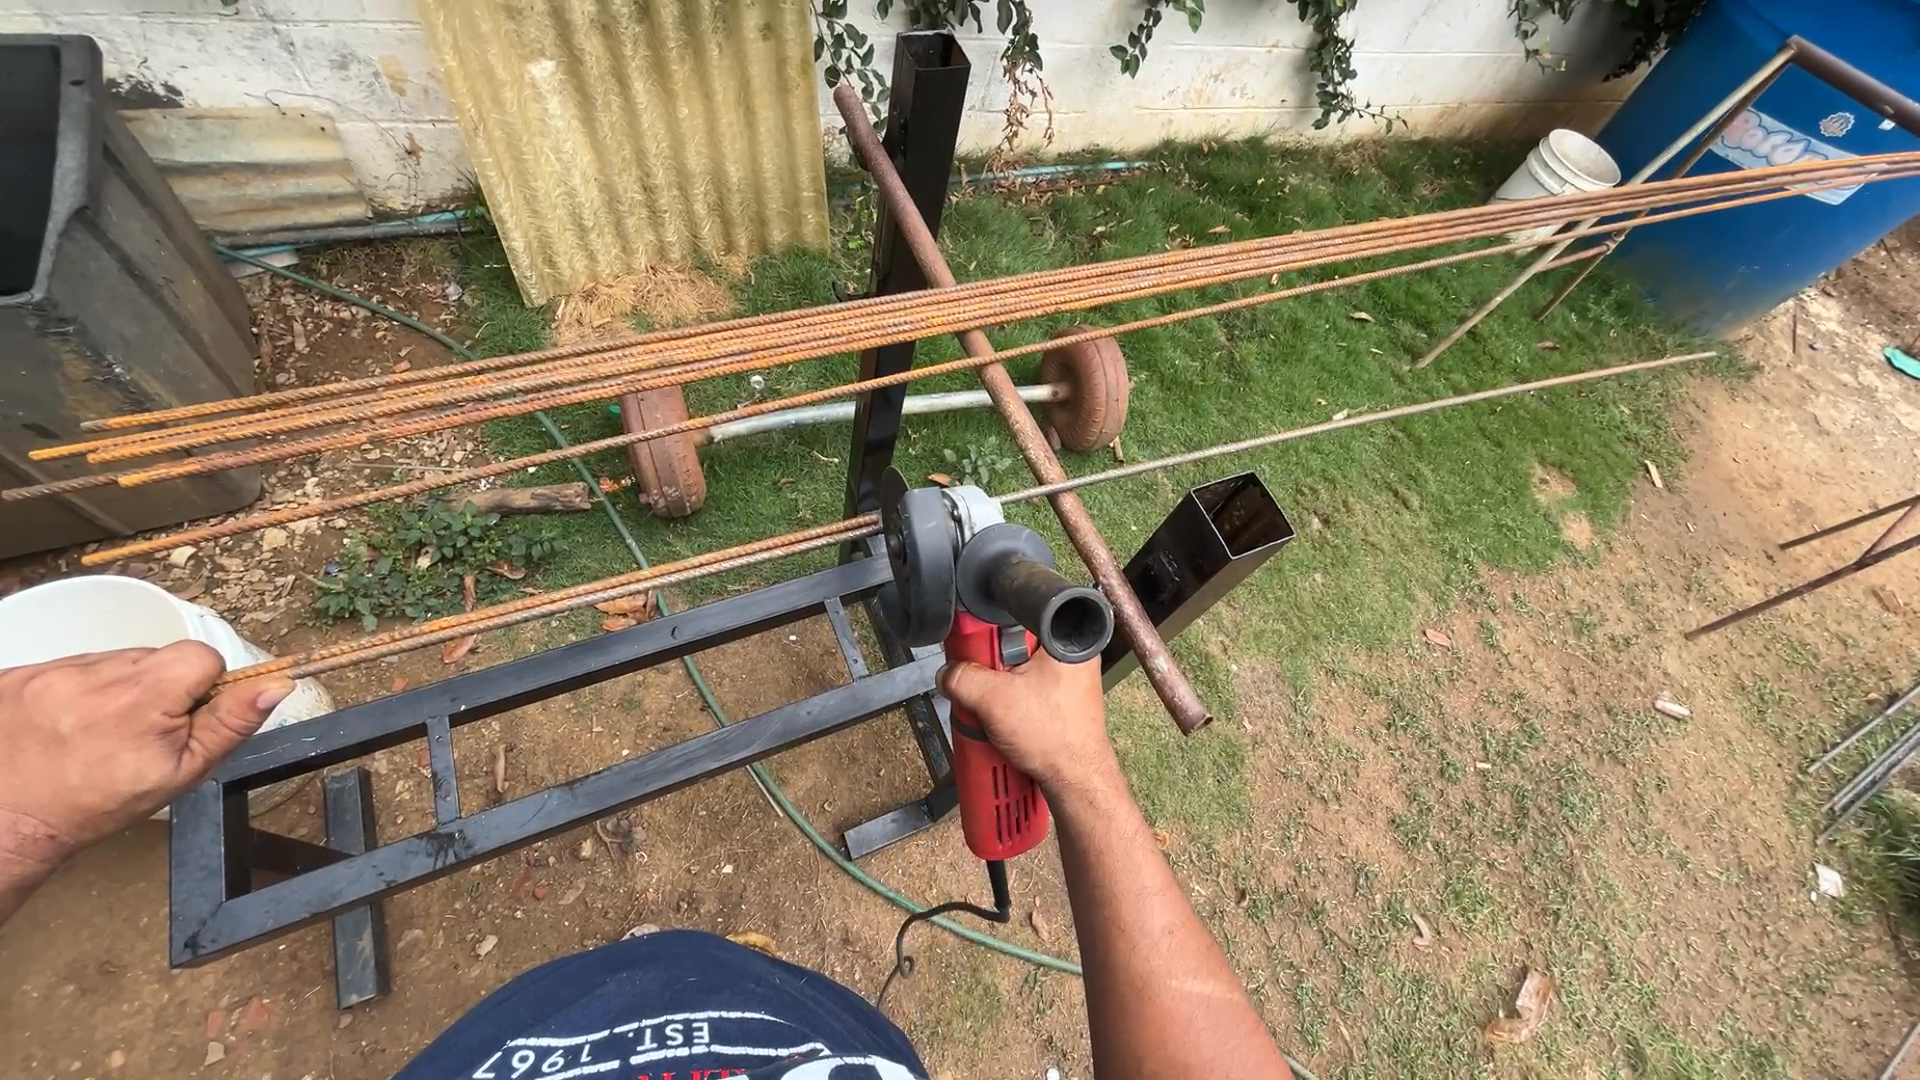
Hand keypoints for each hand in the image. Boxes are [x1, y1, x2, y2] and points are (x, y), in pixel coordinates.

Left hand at [0, 643, 291, 873]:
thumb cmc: (100, 803)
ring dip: (118, 685)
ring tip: (100, 725)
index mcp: (139, 699)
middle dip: (160, 684)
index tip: (184, 713)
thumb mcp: (186, 770)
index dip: (203, 682)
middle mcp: (88, 679)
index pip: (199, 655)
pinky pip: (70, 667)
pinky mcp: (10, 677)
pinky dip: (77, 688)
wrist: (7, 825)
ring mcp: (42, 676)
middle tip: (142, 725)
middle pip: (156, 656)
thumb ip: (234, 722)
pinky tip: (68, 720)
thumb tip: (277, 684)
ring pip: (115, 660)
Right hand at [940, 650, 1118, 794]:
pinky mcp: (1060, 700)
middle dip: (989, 668)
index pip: (1013, 617)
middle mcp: (1070, 654)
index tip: (971, 650)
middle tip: (984, 687)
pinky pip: (1024, 690)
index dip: (986, 633)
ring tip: (993, 708)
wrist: (1076, 782)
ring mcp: (1067, 679)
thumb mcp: (994, 700)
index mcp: (1063, 640)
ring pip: (1016, 670)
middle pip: (1012, 645)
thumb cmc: (1055, 739)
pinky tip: (1001, 720)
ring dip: (996, 689)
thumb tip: (947, 672)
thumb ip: (962, 678)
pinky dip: (1008, 703)